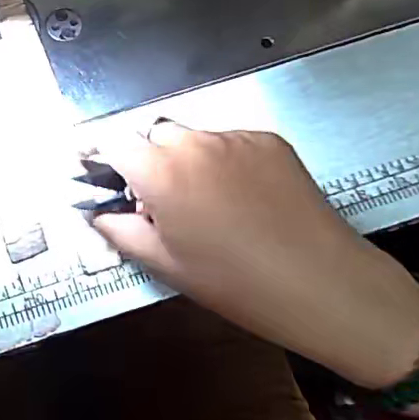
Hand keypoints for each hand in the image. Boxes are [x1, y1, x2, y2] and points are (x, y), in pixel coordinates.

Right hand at [91, 124, 418, 411]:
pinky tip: (244, 200)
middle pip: (155, 137)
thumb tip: (99, 213)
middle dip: (151, 163)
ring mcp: (236, 138)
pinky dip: (226, 163)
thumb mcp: (166, 263)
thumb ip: (120, 230)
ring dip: (190, 162)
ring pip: (195, 139)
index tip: (104, 176)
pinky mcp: (270, 140)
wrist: (319, 280)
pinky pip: (232, 144)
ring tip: (212, 206)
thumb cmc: (235, 282)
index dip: (104, 161)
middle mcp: (196, 142)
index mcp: (162, 171)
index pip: (113, 144)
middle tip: (164, 204)